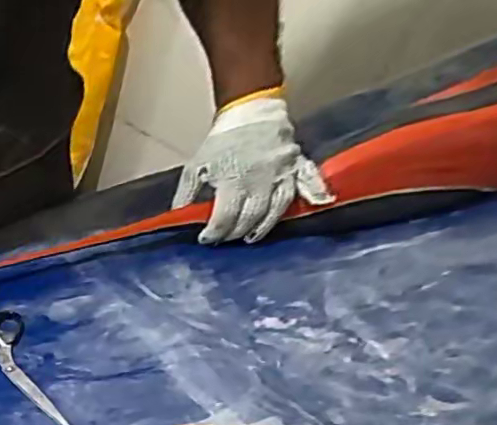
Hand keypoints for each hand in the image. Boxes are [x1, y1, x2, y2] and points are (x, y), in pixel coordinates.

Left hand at [173, 93, 333, 244]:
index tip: (206, 239)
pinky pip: (310, 178)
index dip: (215, 232)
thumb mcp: (194, 170)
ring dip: (266, 224)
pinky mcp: (298, 160)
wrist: (250, 112)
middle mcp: (263, 177)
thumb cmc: (219, 144)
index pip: (225, 216)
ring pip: (280, 204)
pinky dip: (316, 192)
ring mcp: (284, 168)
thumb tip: (178, 218)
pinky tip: (319, 205)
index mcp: (235, 179)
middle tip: (226, 240)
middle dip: (237, 231)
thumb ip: (185, 196)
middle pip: (252, 214)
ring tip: (252, 237)